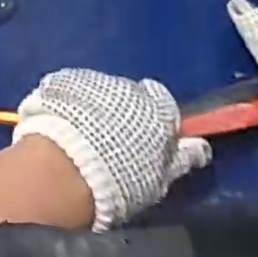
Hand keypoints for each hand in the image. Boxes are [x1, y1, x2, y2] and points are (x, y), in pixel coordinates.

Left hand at [10, 68, 211, 230]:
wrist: (64, 163)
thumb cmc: (120, 176)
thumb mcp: (159, 178)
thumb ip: (181, 158)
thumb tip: (200, 146)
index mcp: (154, 108)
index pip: (162, 100)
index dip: (156, 116)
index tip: (150, 135)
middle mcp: (121, 85)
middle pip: (127, 93)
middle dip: (123, 110)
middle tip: (114, 139)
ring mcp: (86, 78)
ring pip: (97, 89)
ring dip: (94, 104)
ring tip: (85, 132)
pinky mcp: (57, 79)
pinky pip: (69, 88)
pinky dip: (69, 100)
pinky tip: (63, 121)